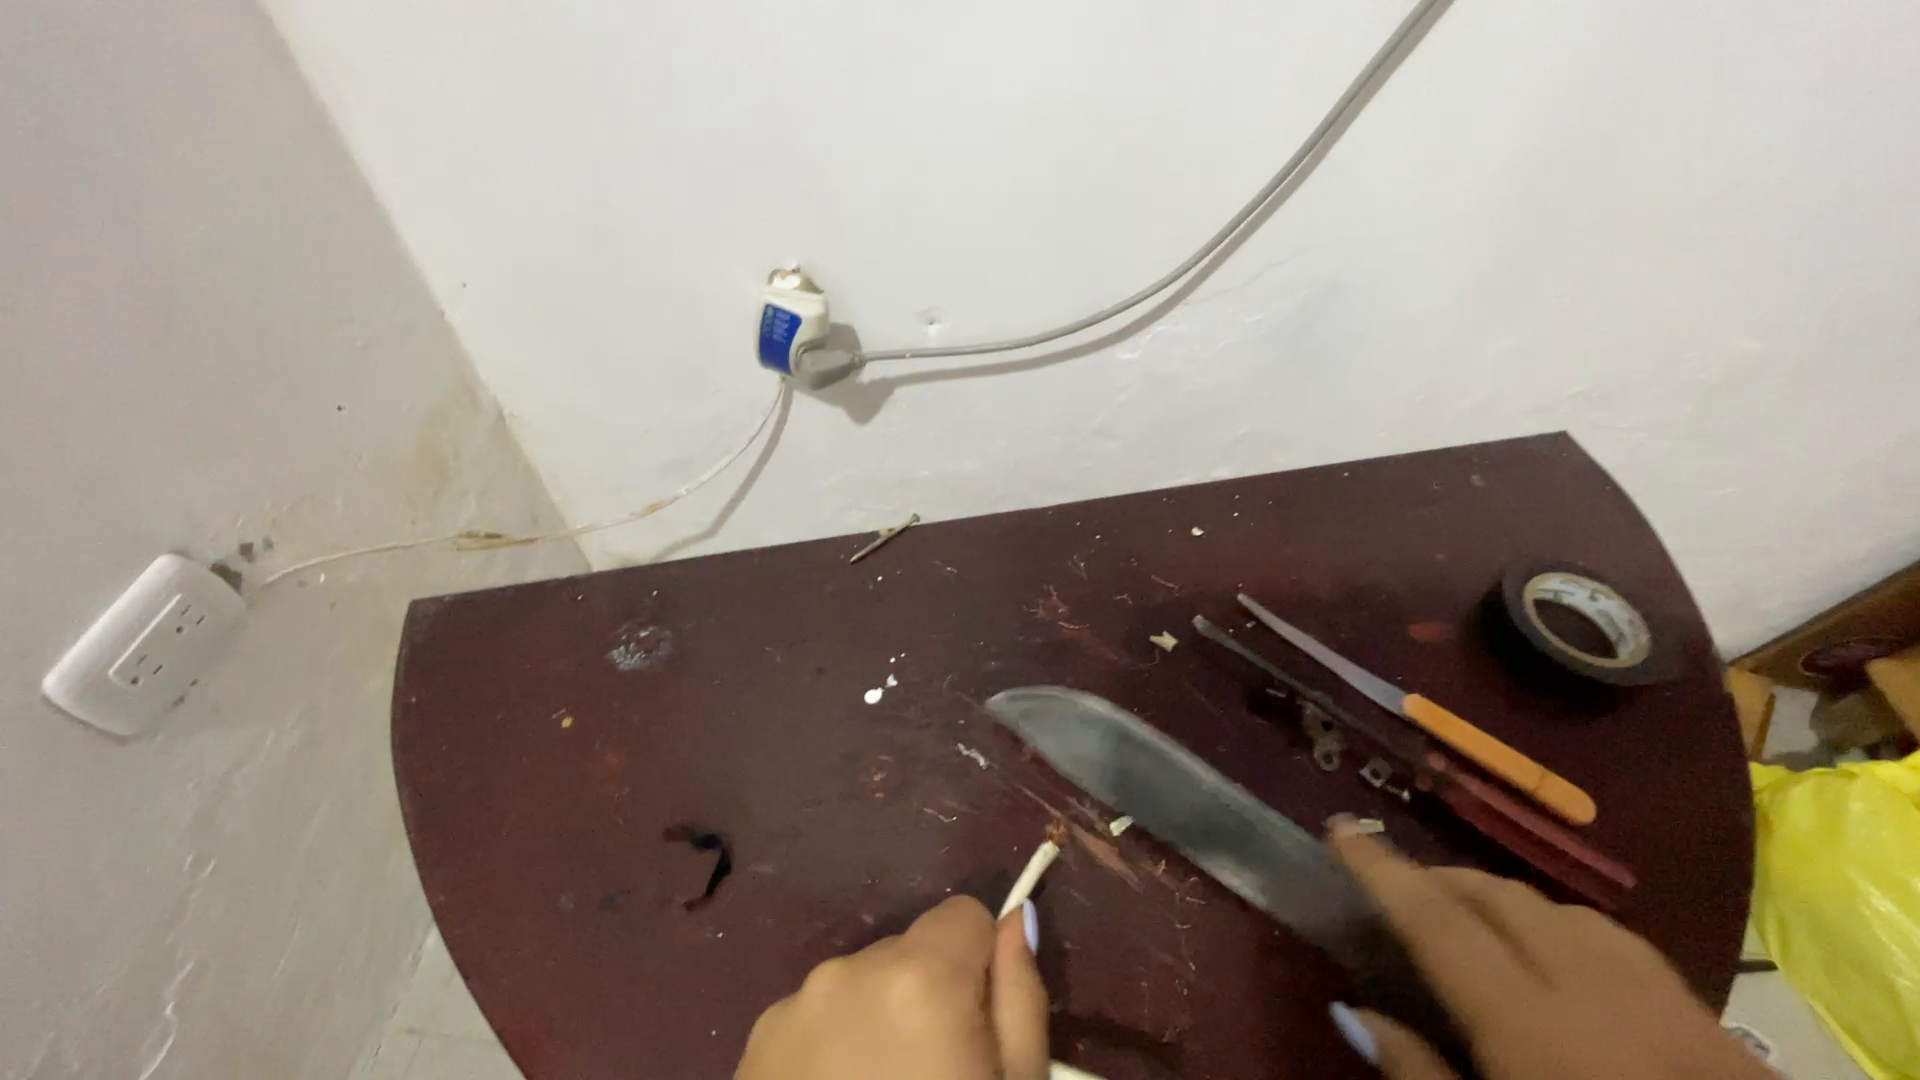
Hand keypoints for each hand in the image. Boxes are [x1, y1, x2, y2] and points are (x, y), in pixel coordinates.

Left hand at [737, 895, 1047, 1079]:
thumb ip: (1019, 995)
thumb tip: (1013, 919)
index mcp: (920, 976)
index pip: (963, 915)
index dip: (981, 964)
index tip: (978, 1022)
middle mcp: (850, 970)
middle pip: (909, 951)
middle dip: (928, 994)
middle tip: (932, 1077)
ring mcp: (794, 1006)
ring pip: (860, 984)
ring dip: (876, 1020)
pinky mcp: (754, 1044)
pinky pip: (814, 1019)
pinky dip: (830, 1048)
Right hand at [1326, 818, 1771, 1079]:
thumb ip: (1421, 1078)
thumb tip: (1352, 1011)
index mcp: (1537, 1031)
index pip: (1439, 922)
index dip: (1382, 871)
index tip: (1338, 829)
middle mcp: (1601, 996)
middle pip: (1502, 899)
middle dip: (1441, 879)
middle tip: (1394, 887)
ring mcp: (1669, 1006)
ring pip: (1563, 911)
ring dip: (1502, 900)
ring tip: (1468, 918)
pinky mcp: (1717, 1029)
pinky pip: (1619, 942)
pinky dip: (1565, 927)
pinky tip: (1560, 956)